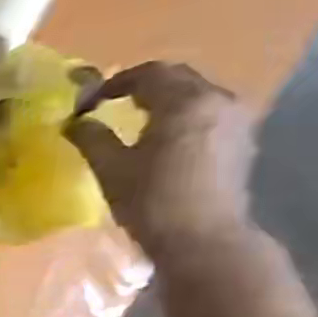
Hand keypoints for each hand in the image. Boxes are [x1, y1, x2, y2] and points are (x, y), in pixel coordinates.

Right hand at [67, 61, 257, 259]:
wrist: (204, 243)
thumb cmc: (153, 204)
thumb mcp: (112, 170)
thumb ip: (92, 138)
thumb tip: (75, 122)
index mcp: (185, 101)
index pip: (147, 74)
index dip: (114, 84)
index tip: (90, 101)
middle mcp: (217, 99)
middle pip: (176, 78)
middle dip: (142, 86)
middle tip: (113, 103)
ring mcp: (236, 120)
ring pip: (195, 95)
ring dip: (166, 101)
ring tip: (139, 121)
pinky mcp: (242, 142)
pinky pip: (208, 114)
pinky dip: (184, 117)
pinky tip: (166, 140)